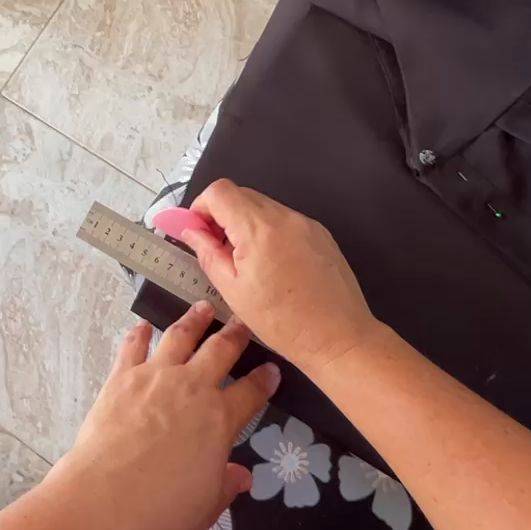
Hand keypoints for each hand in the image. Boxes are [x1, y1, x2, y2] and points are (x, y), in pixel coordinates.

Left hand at [44, 302, 279, 529]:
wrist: (107, 495)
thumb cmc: (163, 506)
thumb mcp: (207, 506)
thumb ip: (227, 485)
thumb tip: (242, 477)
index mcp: (220, 418)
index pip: (251, 392)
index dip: (265, 379)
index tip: (272, 369)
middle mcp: (191, 386)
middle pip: (220, 350)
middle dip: (235, 334)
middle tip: (242, 322)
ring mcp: (155, 375)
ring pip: (180, 335)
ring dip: (194, 319)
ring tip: (203, 307)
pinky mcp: (123, 375)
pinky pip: (133, 345)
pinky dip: (139, 333)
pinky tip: (143, 326)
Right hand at [180, 179, 382, 374]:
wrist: (340, 338)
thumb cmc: (283, 322)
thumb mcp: (233, 290)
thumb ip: (207, 252)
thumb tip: (190, 230)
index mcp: (258, 229)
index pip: (219, 191)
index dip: (201, 206)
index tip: (197, 229)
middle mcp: (283, 216)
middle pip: (240, 193)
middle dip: (221, 214)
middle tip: (216, 246)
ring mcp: (305, 222)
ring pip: (262, 205)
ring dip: (245, 222)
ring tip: (246, 260)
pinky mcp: (320, 232)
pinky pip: (284, 219)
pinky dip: (268, 230)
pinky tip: (273, 264)